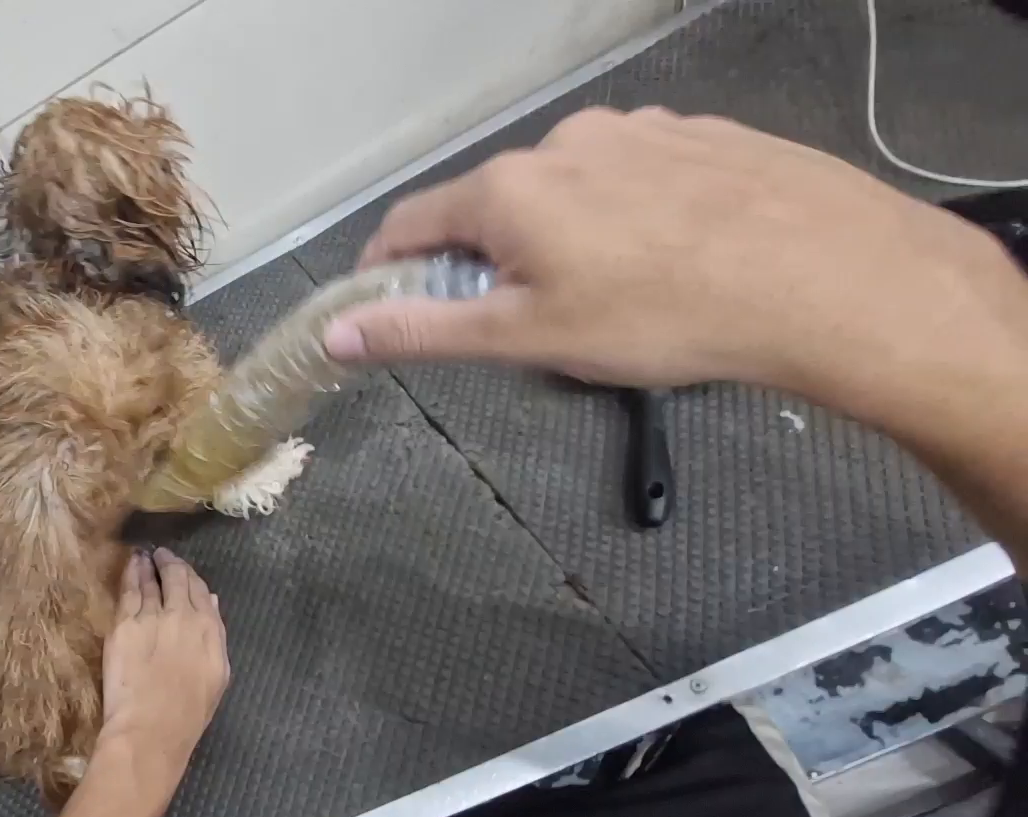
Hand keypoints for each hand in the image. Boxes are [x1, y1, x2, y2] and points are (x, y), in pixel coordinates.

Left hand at [93, 548, 230, 791]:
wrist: (152, 727)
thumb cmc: (189, 712)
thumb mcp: (217, 674)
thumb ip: (215, 634)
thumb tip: (212, 602)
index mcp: (210, 629)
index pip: (201, 591)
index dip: (191, 577)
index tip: (182, 570)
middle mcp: (183, 615)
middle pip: (176, 579)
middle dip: (170, 564)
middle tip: (162, 555)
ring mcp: (151, 616)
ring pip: (150, 581)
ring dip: (147, 565)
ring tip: (143, 555)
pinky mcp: (124, 624)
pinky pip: (128, 590)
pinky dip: (130, 574)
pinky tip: (130, 565)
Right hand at [321, 108, 1027, 410]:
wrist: (833, 280)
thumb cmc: (656, 316)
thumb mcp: (520, 337)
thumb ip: (418, 330)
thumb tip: (333, 334)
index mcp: (505, 190)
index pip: (406, 223)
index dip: (385, 268)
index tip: (389, 306)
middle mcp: (560, 142)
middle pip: (480, 207)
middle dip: (473, 260)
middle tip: (508, 319)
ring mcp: (634, 129)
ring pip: (551, 190)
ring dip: (540, 236)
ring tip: (589, 291)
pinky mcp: (694, 133)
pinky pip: (617, 176)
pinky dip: (604, 214)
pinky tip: (649, 255)